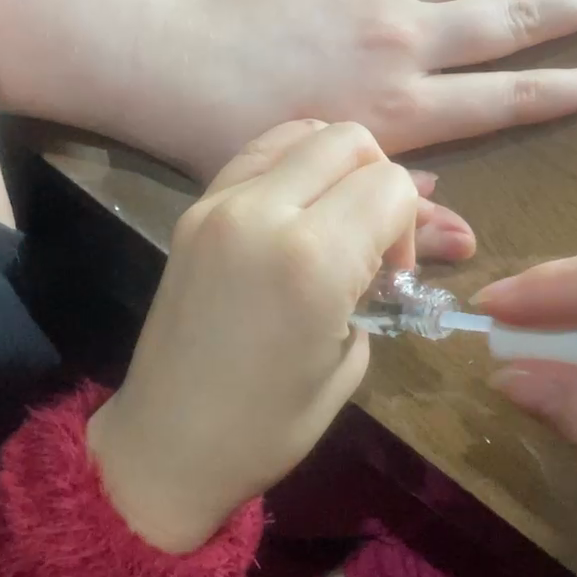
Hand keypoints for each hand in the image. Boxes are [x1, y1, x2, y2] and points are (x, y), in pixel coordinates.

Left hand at [88, 121, 416, 552]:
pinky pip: (254, 156)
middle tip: (371, 239)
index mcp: (313, 259)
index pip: (392, 185)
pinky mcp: (192, 210)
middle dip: (379, 181)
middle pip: (349, 141)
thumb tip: (390, 245)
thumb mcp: (347, 362)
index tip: (391, 275)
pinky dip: (289, 164)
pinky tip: (298, 207)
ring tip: (337, 216)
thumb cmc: (267, 428)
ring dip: (334, 163)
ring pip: (301, 133)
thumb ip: (373, 287)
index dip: (409, 226)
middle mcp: (264, 212)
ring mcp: (219, 204)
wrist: (167, 443)